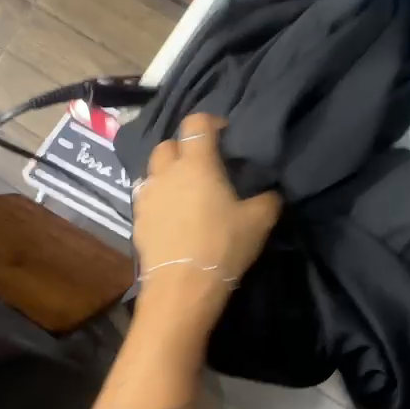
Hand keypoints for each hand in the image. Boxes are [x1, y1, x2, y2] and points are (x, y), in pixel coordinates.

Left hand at [134, 113, 281, 316]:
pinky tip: (174, 215)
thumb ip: (268, 199)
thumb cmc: (223, 245)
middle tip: (203, 164)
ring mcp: (148, 195)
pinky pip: (148, 197)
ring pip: (154, 170)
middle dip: (184, 147)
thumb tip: (271, 193)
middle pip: (168, 144)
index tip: (225, 134)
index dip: (211, 122)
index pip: (197, 123)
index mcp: (197, 163)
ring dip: (168, 173)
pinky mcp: (138, 219)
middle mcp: (167, 172)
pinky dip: (160, 198)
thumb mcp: (260, 221)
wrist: (183, 286)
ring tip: (186, 190)